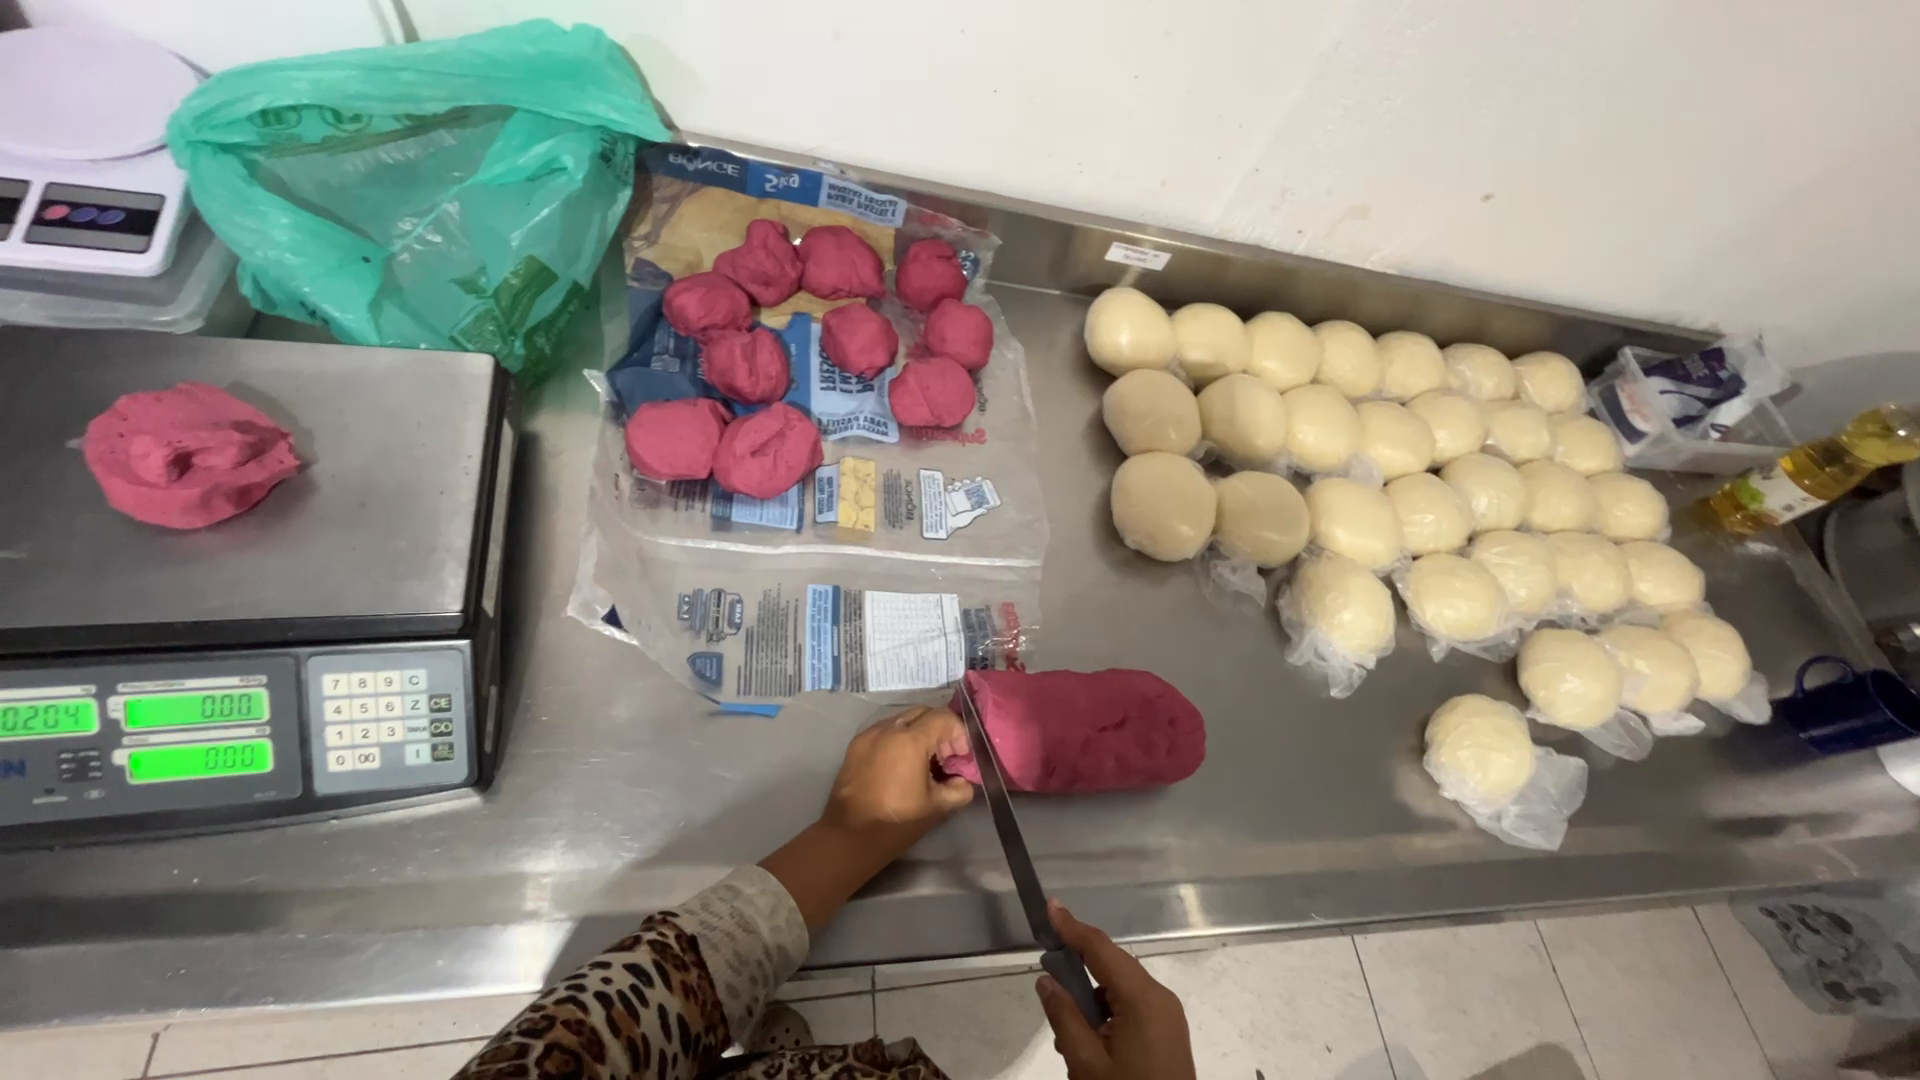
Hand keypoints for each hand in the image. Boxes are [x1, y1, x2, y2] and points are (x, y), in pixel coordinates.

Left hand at [821, 706, 974, 858]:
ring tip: (924, 762)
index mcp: (909, 740)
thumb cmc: (897, 821)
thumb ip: (961, 788)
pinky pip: (886, 730)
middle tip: (945, 757)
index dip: (959, 735)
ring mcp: (869, 734)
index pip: (944, 718)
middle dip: (941, 729)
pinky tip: (901, 765)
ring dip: (920, 732)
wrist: (850, 836)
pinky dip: (900, 738)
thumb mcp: (938, 808)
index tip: (960, 758)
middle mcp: (888, 728)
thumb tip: (963, 778)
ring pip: (904, 719)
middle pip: (924, 712)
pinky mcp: (856, 744)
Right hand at [1036, 902, 1195, 1079]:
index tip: (1050, 906)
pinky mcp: (1169, 1033)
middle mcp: (1160, 998)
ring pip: (1121, 987)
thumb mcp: (1086, 1064)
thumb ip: (1064, 1016)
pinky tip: (1090, 1042)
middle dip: (1079, 966)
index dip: (1073, 927)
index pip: (1101, 950)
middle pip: (1113, 965)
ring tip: (1070, 1037)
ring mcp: (1168, 1016)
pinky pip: (1132, 1006)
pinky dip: (1108, 1012)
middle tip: (1048, 971)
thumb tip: (1047, 980)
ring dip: (1092, 997)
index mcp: (1143, 999)